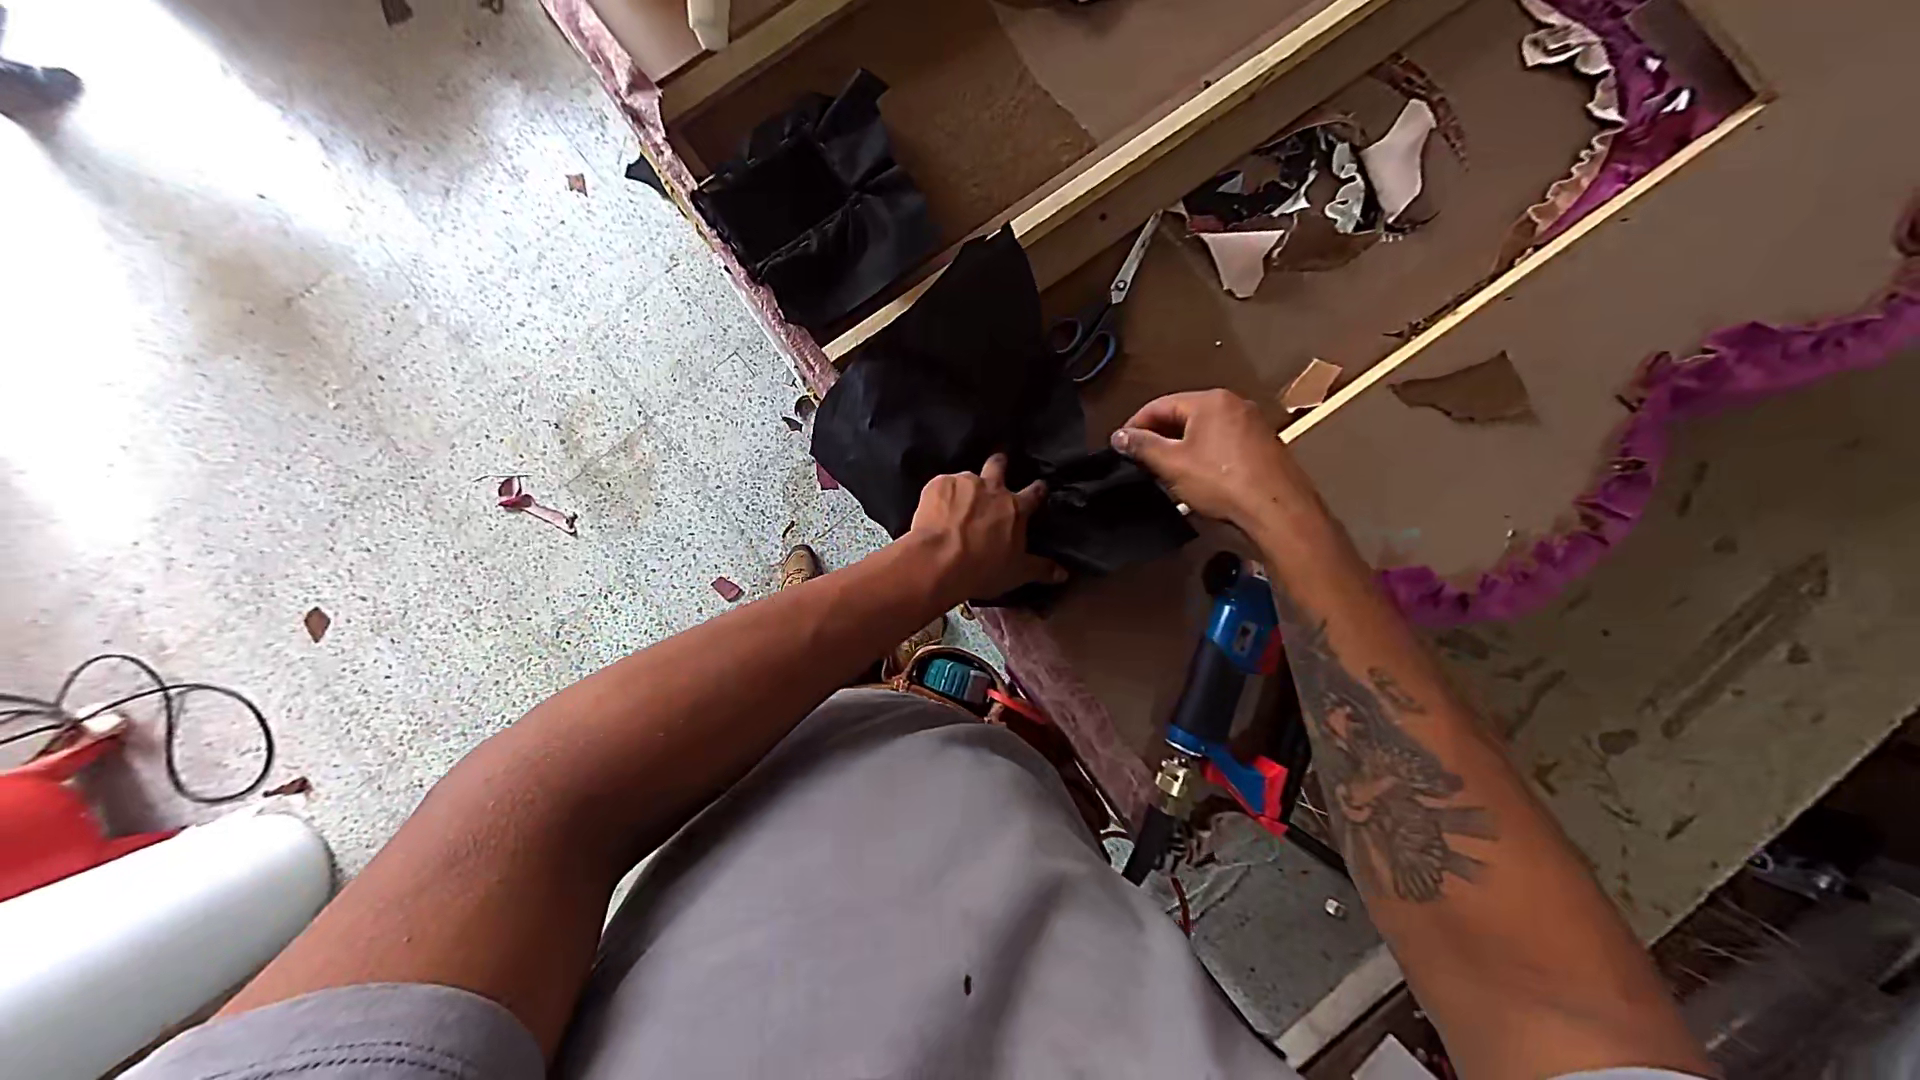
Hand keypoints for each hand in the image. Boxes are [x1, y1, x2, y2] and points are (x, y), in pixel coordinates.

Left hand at [908, 454, 1065, 599]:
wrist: (938, 560)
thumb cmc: (982, 568)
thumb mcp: (1016, 573)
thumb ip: (1041, 569)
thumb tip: (1064, 574)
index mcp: (1015, 508)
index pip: (1035, 492)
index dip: (1038, 490)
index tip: (1039, 488)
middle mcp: (992, 488)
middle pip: (998, 465)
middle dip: (1000, 463)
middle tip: (997, 466)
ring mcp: (964, 483)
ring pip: (967, 477)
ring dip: (965, 488)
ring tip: (955, 503)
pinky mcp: (938, 484)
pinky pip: (941, 485)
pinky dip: (940, 495)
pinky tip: (934, 509)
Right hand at [1109, 390, 1321, 530]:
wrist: (1276, 510)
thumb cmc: (1226, 482)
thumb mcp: (1172, 464)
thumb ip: (1142, 446)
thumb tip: (1121, 436)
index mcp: (1211, 401)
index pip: (1160, 405)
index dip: (1135, 425)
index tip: (1122, 445)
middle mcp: (1234, 406)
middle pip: (1183, 416)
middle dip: (1159, 438)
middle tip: (1141, 461)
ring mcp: (1252, 426)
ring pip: (1204, 432)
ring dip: (1182, 449)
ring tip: (1167, 473)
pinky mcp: (1262, 447)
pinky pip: (1223, 445)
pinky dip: (1204, 457)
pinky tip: (1197, 479)